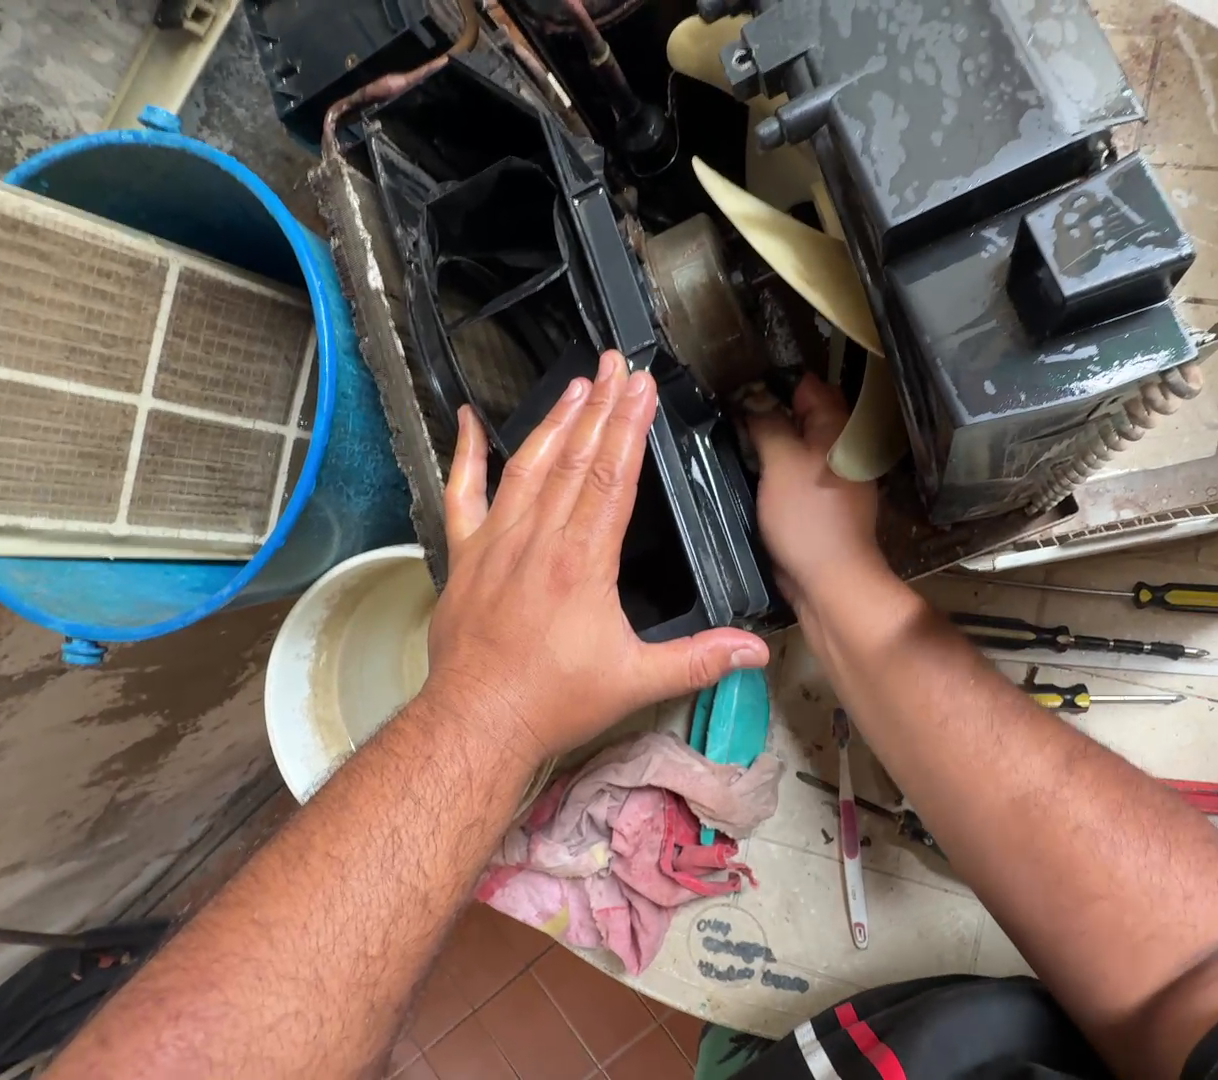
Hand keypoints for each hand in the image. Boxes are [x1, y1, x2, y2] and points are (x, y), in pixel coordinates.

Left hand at [423, 350, 770, 760]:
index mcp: (582, 562)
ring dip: (555, 421)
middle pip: (575, 458)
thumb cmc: (554, 700)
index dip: (629, 427)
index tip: (641, 388)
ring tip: (577, 383)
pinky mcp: (465, 554)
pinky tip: (467, 419)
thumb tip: (756, 650)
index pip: (611, 478)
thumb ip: (699, 660)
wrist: (477, 722)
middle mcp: (538, 539)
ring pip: (528, 466)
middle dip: (601, 407)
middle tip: (616, 365)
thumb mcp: (636, 681)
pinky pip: (461, 493)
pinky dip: (465, 454)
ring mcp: (496, 541)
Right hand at [744, 375, 886, 607]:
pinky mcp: (818, 501)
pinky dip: (773, 467)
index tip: (738, 386)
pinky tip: (750, 471)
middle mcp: (839, 446)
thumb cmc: (807, 517)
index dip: (772, 382)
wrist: (829, 580)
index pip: (807, 385)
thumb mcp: (780, 461)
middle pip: (800, 414)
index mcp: (838, 428)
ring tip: (734, 438)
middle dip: (766, 410)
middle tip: (730, 413)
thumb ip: (767, 422)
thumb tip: (752, 397)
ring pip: (794, 444)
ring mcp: (830, 475)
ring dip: (767, 441)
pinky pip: (792, 472)